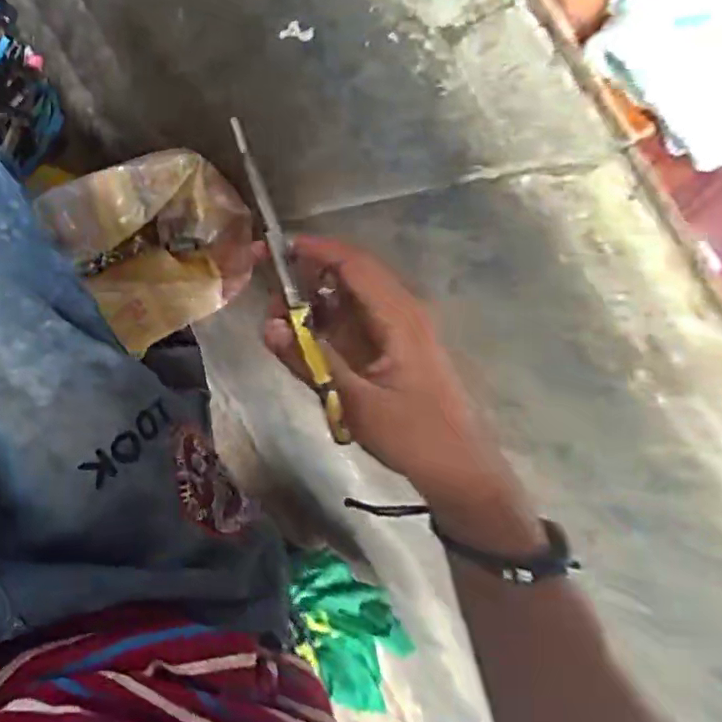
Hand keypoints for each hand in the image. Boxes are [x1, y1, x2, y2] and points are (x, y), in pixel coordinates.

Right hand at [259, 235, 523, 516]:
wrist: (460, 474)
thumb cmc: (414, 435)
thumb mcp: (354, 401)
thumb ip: (308, 361)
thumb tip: (268, 325)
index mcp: (400, 318)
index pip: (354, 265)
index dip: (314, 250)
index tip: (272, 248)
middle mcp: (399, 314)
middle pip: (347, 274)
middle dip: (303, 272)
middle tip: (262, 286)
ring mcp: (394, 331)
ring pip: (344, 297)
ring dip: (308, 299)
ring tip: (275, 321)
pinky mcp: (386, 348)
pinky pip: (347, 319)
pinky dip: (318, 319)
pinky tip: (296, 337)